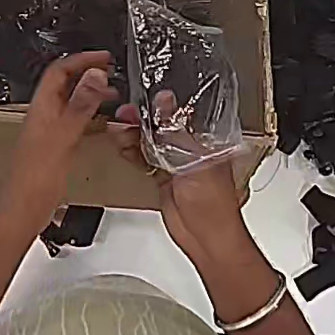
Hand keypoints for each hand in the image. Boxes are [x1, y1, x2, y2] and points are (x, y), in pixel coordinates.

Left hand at [0, 51, 120, 225]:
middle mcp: (45, 117)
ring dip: (92, 94)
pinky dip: (92, 116)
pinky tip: (102, 124)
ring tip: (112, 93)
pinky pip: (77, 123)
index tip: (104, 57)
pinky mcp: (58, 148)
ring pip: (72, 103)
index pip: (60, 71)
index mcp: (42, 108)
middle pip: (66, 84)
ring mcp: (51, 132)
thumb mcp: (63, 135)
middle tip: (111, 71)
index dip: (82, 59)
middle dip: (89, 73)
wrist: (23, 209)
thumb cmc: (33, 177)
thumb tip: (94, 76)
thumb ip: (80, 105)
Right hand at [113, 102, 261, 271]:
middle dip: (144, 119)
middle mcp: (192, 148)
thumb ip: (174, 131)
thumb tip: (165, 101)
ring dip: (135, 134)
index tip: (144, 97)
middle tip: (126, 113)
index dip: (163, 104)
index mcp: (208, 140)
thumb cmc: (214, 202)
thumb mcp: (192, 159)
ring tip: (120, 126)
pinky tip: (123, 144)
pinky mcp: (163, 178)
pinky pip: (145, 159)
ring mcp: (176, 163)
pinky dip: (133, 152)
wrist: (206, 237)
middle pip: (163, 126)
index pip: (183, 113)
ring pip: (151, 141)